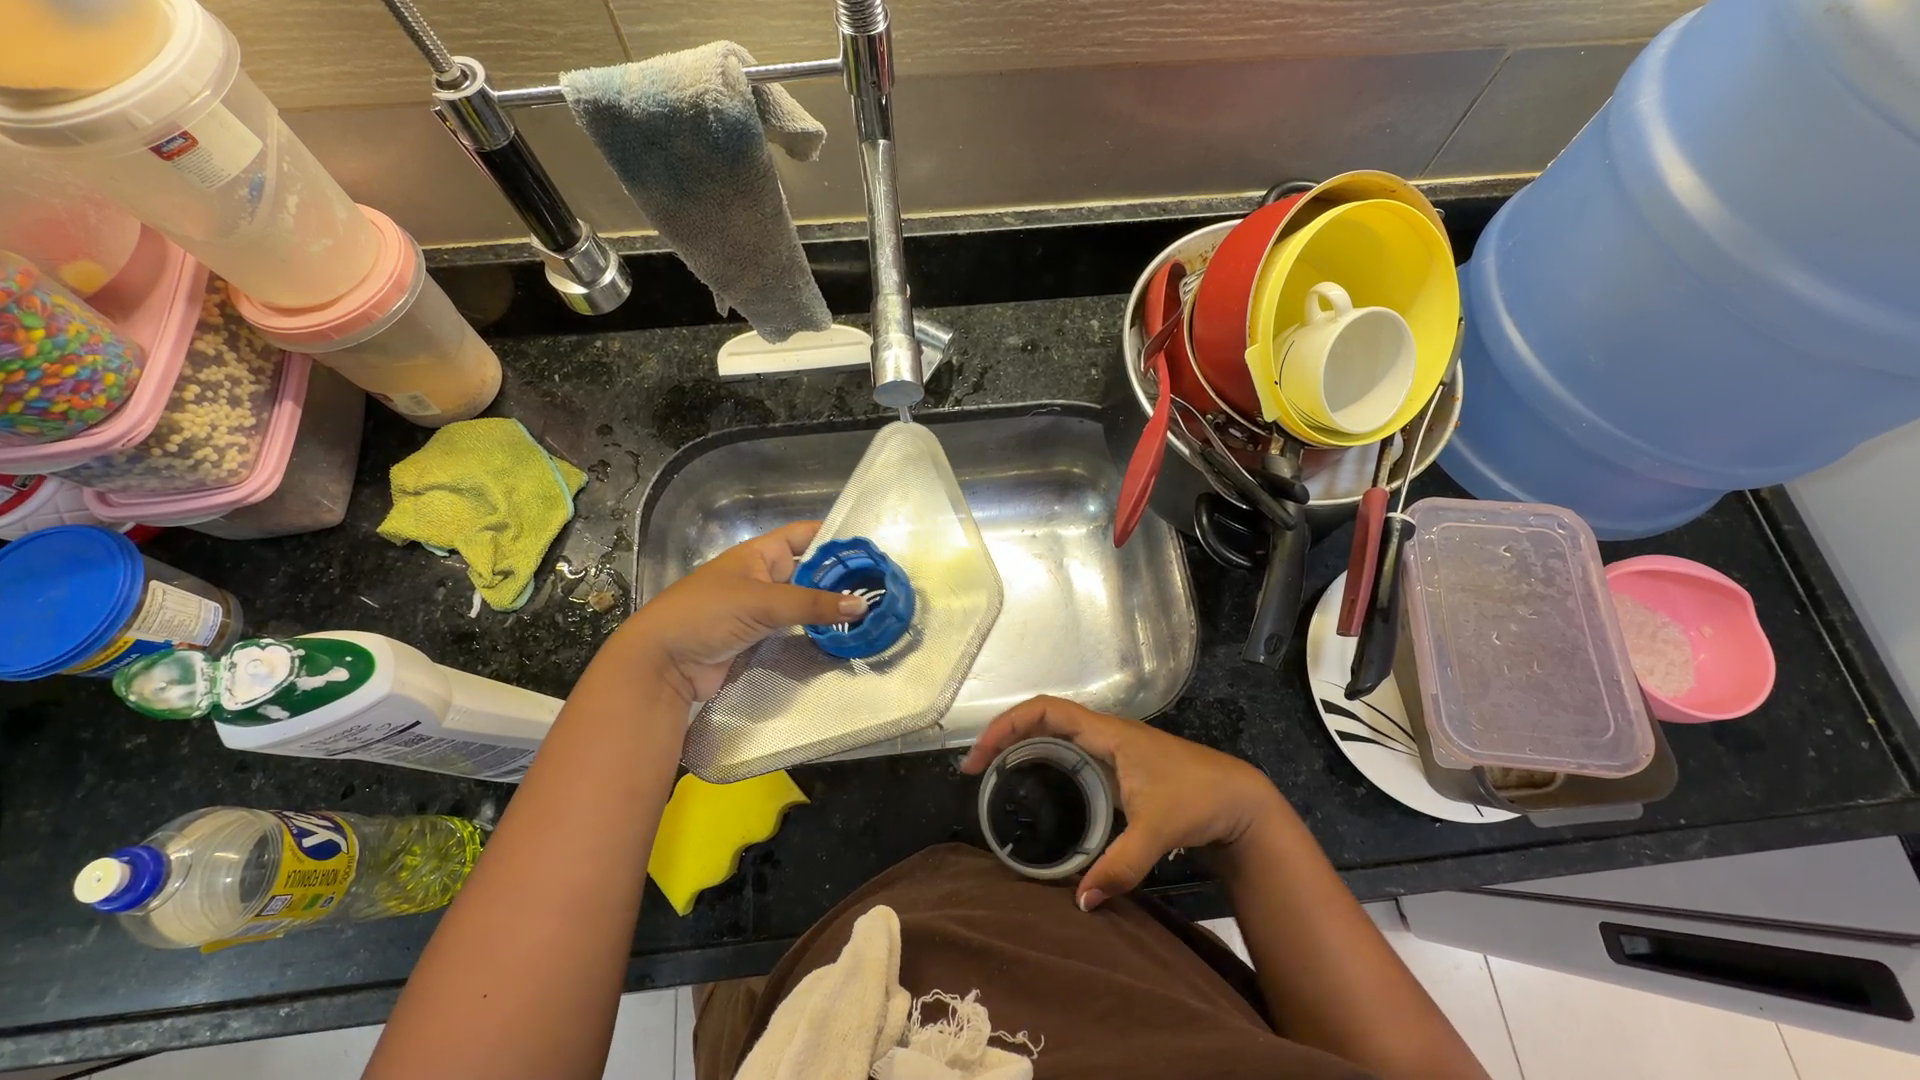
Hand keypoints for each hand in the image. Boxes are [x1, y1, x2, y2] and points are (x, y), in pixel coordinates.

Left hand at [621, 522, 864, 703]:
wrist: (662, 663)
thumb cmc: (706, 615)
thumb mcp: (761, 602)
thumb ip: (812, 604)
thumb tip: (862, 605)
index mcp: (758, 554)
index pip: (803, 536)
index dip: (834, 537)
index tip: (870, 549)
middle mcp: (761, 578)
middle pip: (808, 571)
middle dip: (840, 578)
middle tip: (879, 587)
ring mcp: (759, 610)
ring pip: (803, 604)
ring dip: (829, 609)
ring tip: (869, 614)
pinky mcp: (758, 640)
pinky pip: (793, 631)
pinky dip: (814, 633)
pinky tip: (841, 638)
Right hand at [961, 696, 1285, 910]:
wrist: (1240, 800)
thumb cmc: (1199, 799)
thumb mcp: (1158, 831)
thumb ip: (1121, 865)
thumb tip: (1081, 900)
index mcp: (1107, 734)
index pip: (1045, 711)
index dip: (1006, 726)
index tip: (981, 756)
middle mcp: (1104, 733)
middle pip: (1042, 719)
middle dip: (1005, 736)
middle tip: (978, 770)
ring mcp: (1111, 748)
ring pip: (1055, 734)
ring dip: (1022, 746)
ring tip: (995, 776)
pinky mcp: (1118, 766)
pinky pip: (1069, 753)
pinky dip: (1043, 761)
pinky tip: (1036, 788)